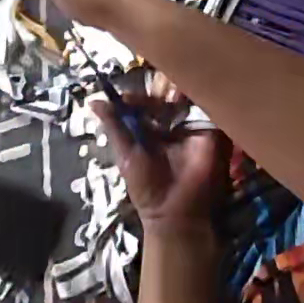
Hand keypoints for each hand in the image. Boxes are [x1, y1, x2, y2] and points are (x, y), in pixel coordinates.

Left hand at [92, 95, 228, 238]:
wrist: (173, 212)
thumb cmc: (146, 185)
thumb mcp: (126, 154)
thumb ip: (114, 127)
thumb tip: (92, 101)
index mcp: (151, 126)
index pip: (145, 102)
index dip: (138, 97)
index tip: (130, 97)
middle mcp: (172, 122)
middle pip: (167, 95)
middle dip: (162, 90)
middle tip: (158, 93)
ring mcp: (191, 125)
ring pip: (187, 98)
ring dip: (180, 92)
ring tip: (173, 96)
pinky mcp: (210, 130)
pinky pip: (207, 109)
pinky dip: (200, 100)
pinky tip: (189, 102)